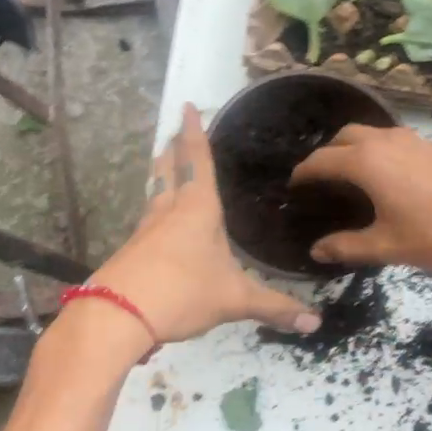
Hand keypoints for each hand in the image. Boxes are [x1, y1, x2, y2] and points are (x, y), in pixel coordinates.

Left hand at [88, 105, 320, 342]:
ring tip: (162, 167)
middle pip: (168, 171)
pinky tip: (157, 225)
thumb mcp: (235, 300)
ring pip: (154, 195)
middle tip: (173, 133)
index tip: (187, 107)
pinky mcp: (131, 253)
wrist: (117, 316)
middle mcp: (169, 212)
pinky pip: (147, 223)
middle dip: (173, 151)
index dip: (194, 134)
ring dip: (160, 177)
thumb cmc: (182, 293)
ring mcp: (145, 231)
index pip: (197, 161)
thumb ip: (275, 308)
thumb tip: (315, 323)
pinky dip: (155, 212)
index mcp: (198, 209)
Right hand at [290, 124, 431, 272]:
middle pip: (344, 136)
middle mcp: (385, 142)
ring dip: (355, 150)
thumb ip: (348, 247)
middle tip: (321, 182)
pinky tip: (390, 181)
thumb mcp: (388, 246)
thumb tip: (317, 250)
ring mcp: (414, 140)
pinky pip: (394, 142)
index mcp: (366, 162)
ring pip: (372, 134)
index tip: (293, 187)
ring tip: (353, 180)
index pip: (321, 161)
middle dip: (327, 154)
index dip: (303, 174)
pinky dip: (379, 153)